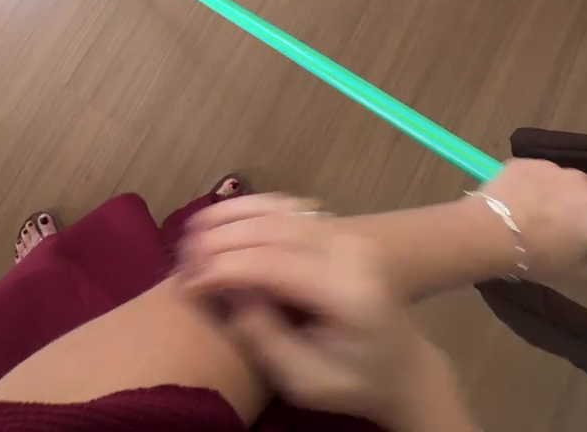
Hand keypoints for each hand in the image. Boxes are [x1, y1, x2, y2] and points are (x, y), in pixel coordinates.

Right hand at [177, 194, 465, 428]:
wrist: (405, 365)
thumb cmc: (354, 382)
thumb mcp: (305, 380)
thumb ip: (263, 335)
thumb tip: (225, 288)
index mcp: (347, 292)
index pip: (272, 263)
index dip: (223, 267)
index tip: (187, 282)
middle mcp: (348, 249)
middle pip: (270, 229)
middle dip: (219, 239)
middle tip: (181, 258)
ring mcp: (344, 231)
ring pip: (274, 207)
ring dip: (228, 216)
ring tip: (191, 234)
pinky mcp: (335, 225)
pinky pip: (284, 205)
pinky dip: (247, 207)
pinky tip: (220, 218)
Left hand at [476, 159, 586, 277]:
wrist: (494, 230)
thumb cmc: (542, 256)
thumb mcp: (579, 272)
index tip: (585, 245)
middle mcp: (583, 181)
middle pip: (585, 197)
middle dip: (575, 210)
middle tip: (556, 230)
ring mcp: (550, 167)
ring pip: (558, 183)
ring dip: (551, 195)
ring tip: (531, 214)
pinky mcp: (522, 160)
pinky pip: (532, 175)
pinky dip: (528, 184)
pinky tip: (514, 200)